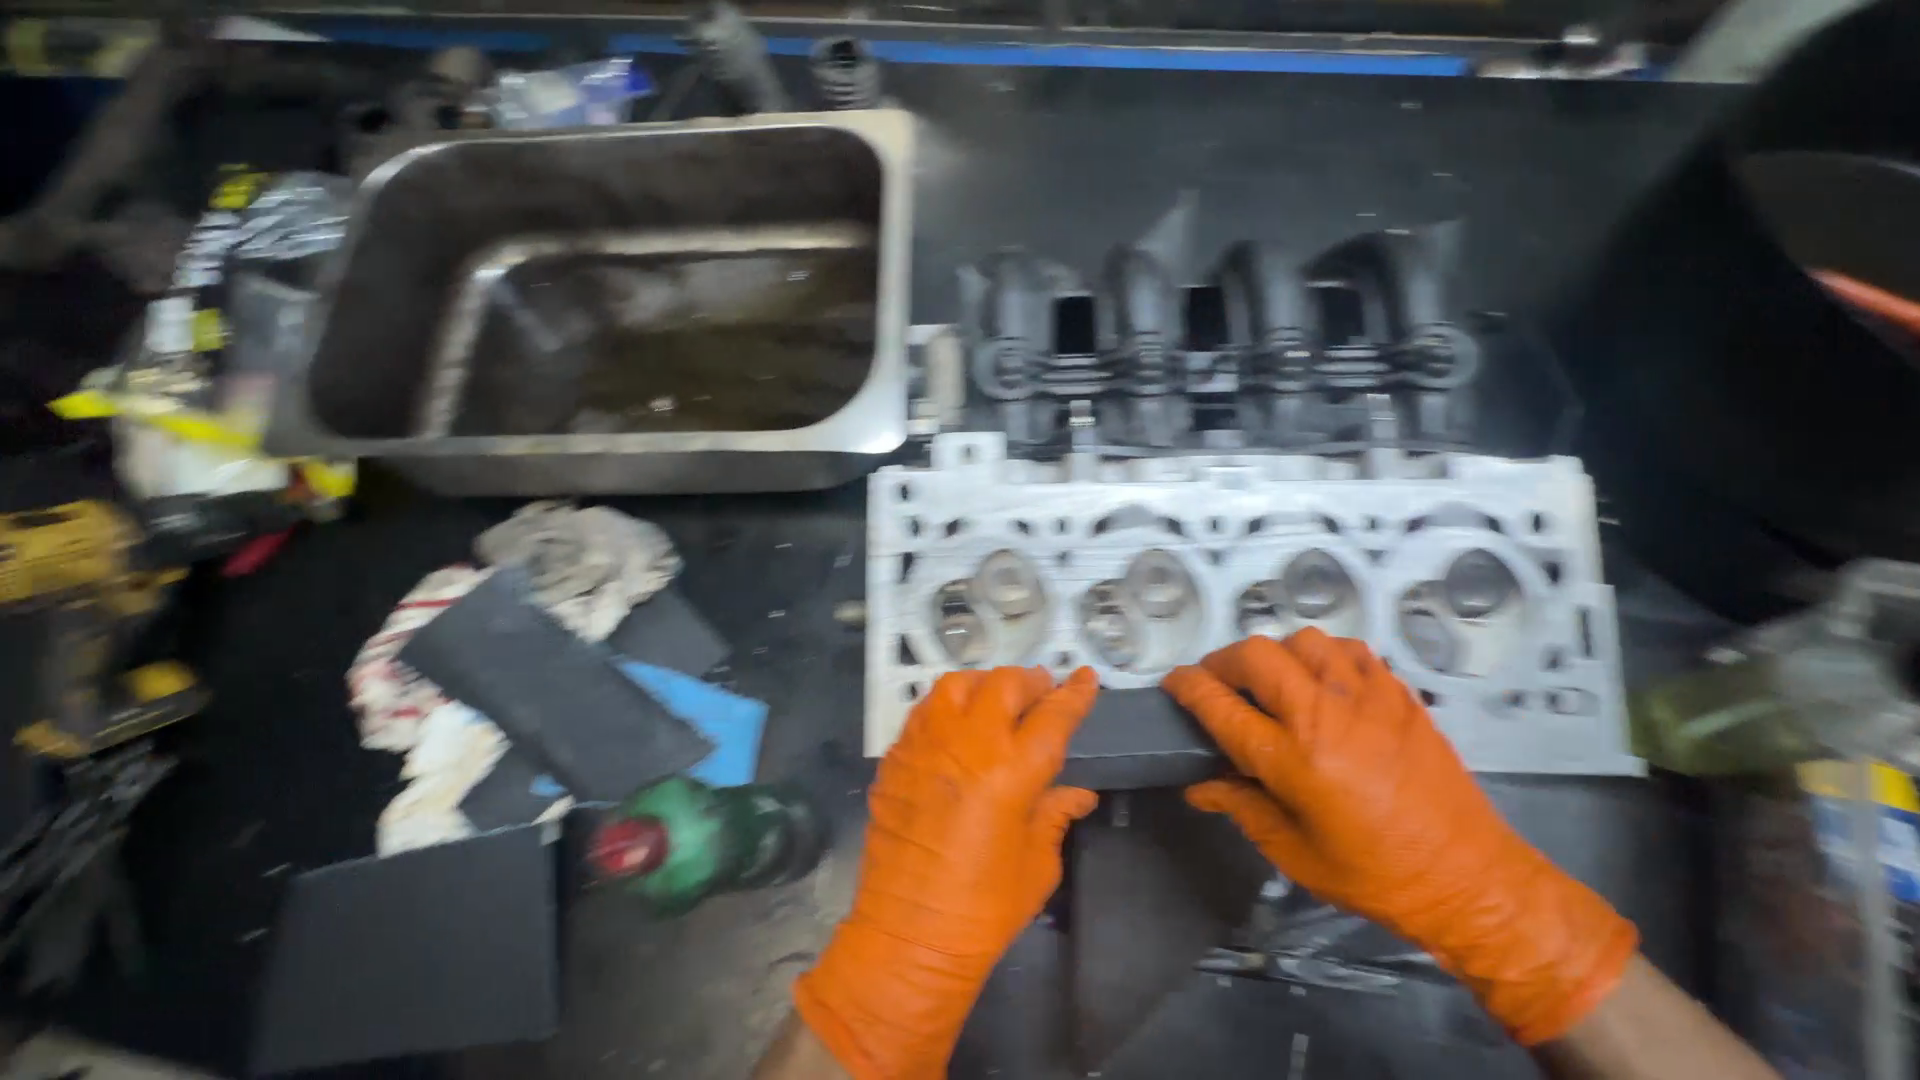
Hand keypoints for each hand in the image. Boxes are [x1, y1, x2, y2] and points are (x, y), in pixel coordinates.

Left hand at [794, 666, 1098, 1078]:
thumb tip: (1078, 794)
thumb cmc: (983, 909)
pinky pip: (922, 713)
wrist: (908, 935)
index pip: (1053, 716)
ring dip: (982, 685)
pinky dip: (946, 708)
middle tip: (1041, 692)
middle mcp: (967, 744)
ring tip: (995, 701)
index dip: (1074, 694)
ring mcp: (924, 746)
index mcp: (1012, 771)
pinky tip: (956, 727)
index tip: (1086, 677)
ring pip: (955, 685)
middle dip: (1029, 682)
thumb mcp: (1036, 865)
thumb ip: (1054, 815)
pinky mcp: (895, 759)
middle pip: (1003, 685)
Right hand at [1162, 629, 1636, 1045]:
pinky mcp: (1399, 695)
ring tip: (1272, 681)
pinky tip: (1322, 680)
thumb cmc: (1372, 875)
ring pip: (1303, 640)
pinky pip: (1350, 649)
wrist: (1467, 877)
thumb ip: (1241, 807)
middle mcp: (1323, 716)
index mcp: (1291, 760)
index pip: (1219, 704)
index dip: (1186, 686)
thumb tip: (1198, 785)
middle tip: (1216, 683)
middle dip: (1221, 661)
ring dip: (1275, 654)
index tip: (1172, 682)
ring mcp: (1366, 697)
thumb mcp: (1293, 853)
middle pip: (1254, 655)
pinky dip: (1324, 655)